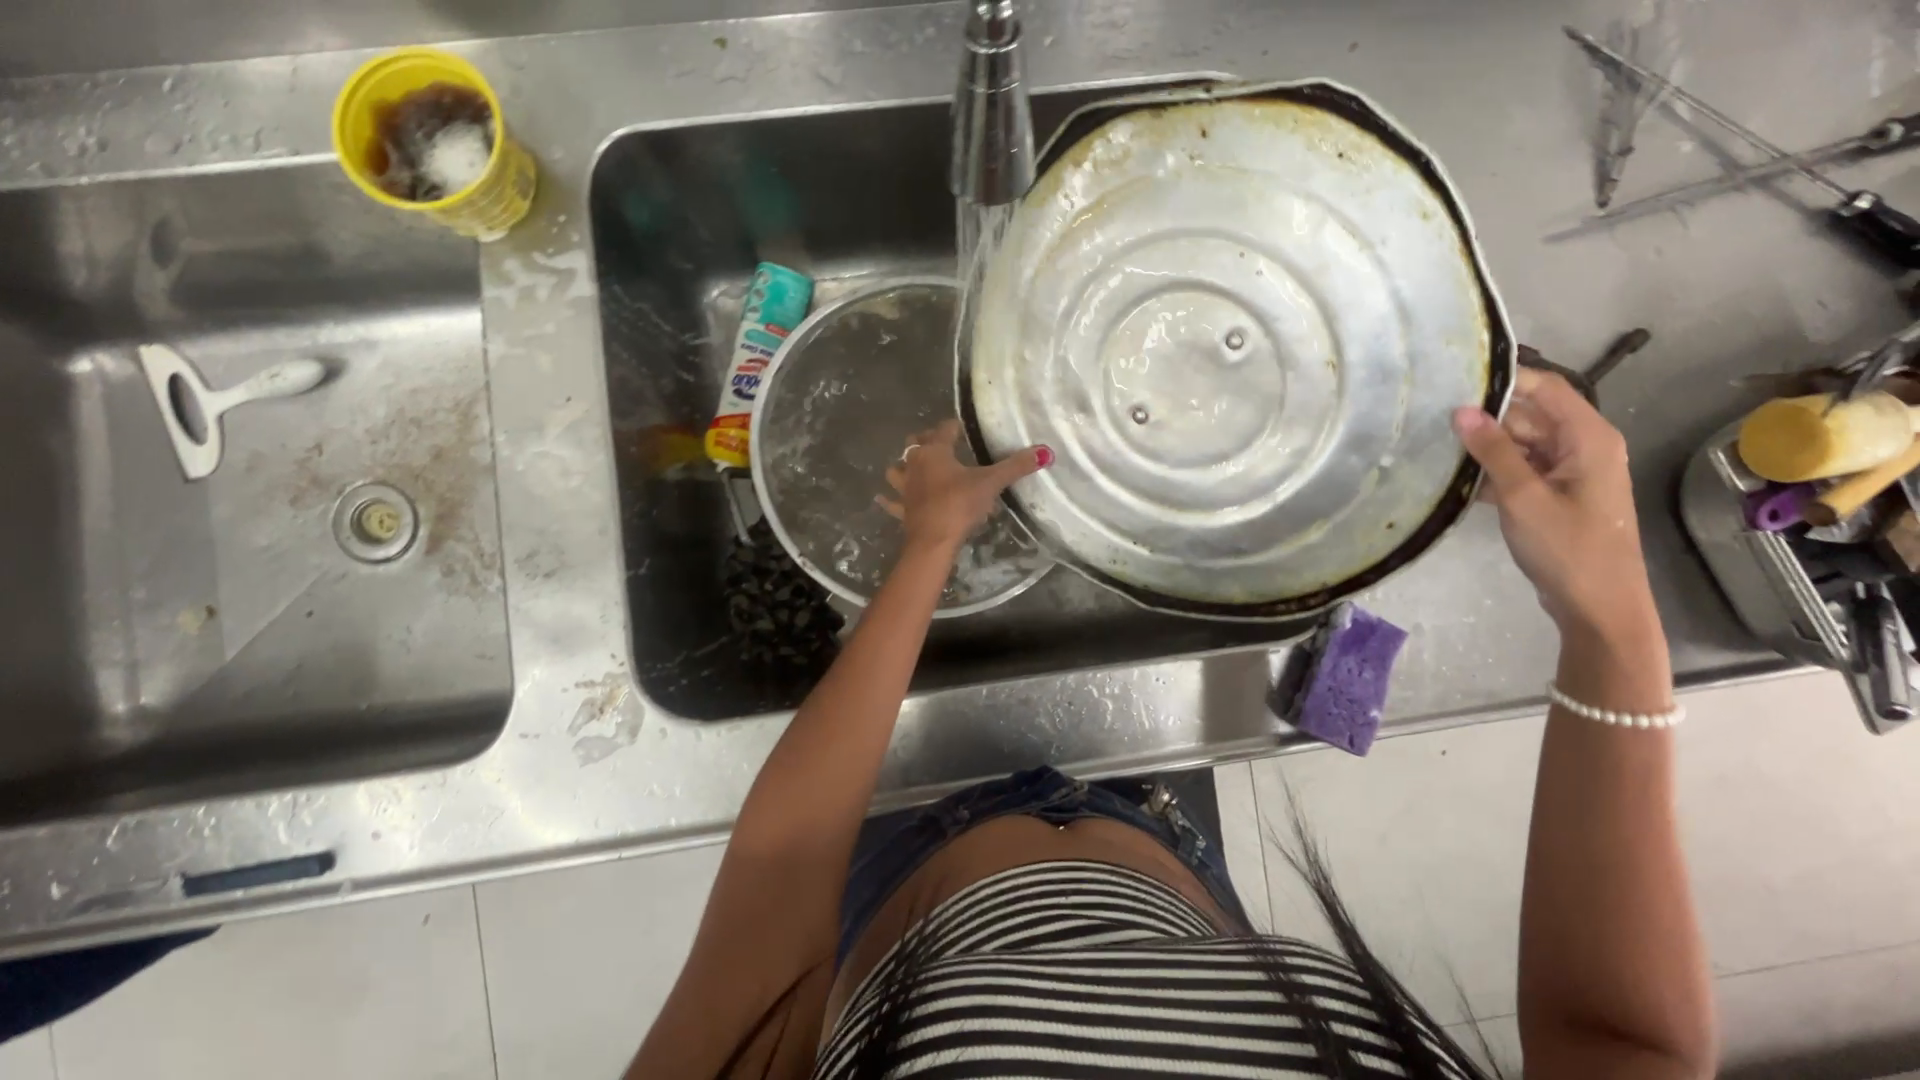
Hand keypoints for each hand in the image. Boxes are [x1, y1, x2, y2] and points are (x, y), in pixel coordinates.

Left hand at [876, 421, 1050, 554]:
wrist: (933, 541)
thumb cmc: (959, 504)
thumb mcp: (991, 483)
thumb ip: (1016, 466)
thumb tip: (1045, 451)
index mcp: (934, 451)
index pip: (943, 430)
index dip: (953, 426)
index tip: (961, 426)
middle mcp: (914, 464)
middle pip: (914, 445)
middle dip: (923, 441)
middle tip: (936, 443)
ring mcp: (904, 488)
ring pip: (896, 470)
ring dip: (902, 467)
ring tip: (909, 467)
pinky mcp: (901, 510)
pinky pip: (890, 502)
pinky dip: (887, 499)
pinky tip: (881, 498)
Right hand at [1452, 367, 1658, 645]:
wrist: (1598, 605)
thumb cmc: (1567, 548)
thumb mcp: (1523, 496)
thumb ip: (1492, 451)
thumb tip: (1461, 410)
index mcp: (1588, 437)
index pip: (1545, 388)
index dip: (1505, 380)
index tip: (1456, 380)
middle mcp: (1583, 446)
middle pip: (1530, 416)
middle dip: (1486, 417)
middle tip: (1432, 417)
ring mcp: (1569, 472)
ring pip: (1520, 444)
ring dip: (1485, 448)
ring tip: (1434, 445)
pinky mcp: (1555, 495)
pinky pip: (1520, 470)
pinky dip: (1492, 472)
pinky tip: (1455, 481)